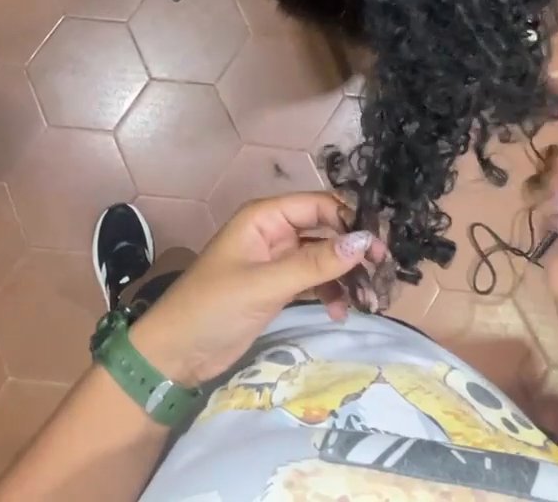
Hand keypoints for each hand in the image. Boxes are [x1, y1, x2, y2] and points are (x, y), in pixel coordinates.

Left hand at [128, 193, 386, 386]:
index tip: (381, 245)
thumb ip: (315, 263)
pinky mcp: (278, 287)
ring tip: (368, 301)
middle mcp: (273, 231)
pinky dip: (331, 292)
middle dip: (353, 250)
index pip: (318, 205)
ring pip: (323, 257)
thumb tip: (363, 240)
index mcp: (264, 217)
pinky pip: (315, 280)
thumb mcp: (265, 284)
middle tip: (382, 275)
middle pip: (325, 229)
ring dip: (346, 275)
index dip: (350, 220)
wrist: (176, 353)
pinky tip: (343, 311)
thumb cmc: (213, 307)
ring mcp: (276, 260)